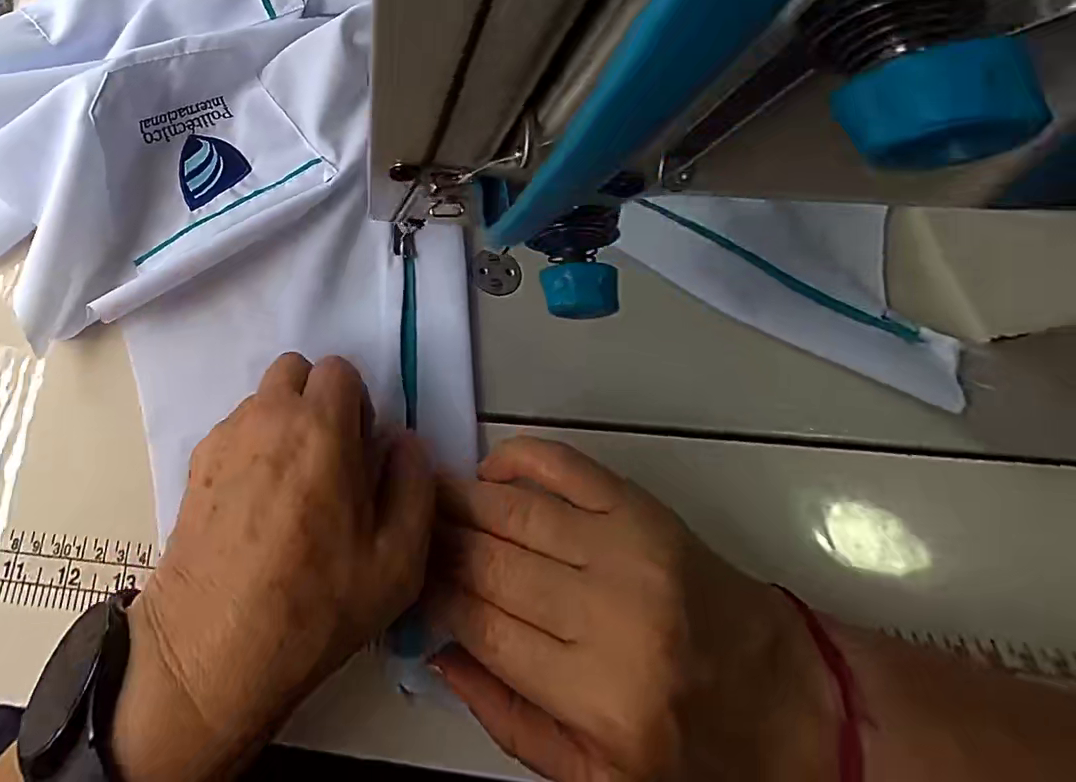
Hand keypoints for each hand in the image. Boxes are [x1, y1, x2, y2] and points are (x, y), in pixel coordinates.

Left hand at [111, 353, 436, 780]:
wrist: (215, 636)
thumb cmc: (315, 603)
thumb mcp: (397, 562)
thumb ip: (411, 486)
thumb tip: (403, 441)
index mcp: (319, 429)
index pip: (338, 369)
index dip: (356, 401)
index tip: (358, 446)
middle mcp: (266, 417)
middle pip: (292, 370)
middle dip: (315, 398)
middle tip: (327, 454)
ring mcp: (224, 434)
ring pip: (261, 400)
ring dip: (281, 422)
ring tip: (289, 487)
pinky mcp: (197, 459)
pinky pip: (234, 430)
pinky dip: (251, 445)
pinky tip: (254, 503)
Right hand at [428, 437, 837, 781]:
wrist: (802, 707)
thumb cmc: (691, 748)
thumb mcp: (597, 776)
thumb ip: (504, 716)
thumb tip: (430, 644)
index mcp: (602, 698)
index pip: (472, 621)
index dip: (425, 593)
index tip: (407, 581)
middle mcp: (614, 618)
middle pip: (479, 557)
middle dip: (430, 543)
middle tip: (409, 538)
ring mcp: (629, 552)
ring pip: (503, 507)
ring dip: (451, 498)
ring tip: (432, 504)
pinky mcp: (643, 510)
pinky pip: (555, 461)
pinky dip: (509, 458)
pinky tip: (489, 476)